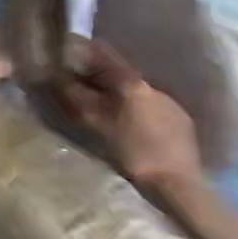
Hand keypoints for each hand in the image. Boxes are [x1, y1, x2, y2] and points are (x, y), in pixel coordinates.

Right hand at [59, 40, 202, 189]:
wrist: (177, 185)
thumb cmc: (130, 150)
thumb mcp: (92, 121)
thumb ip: (73, 93)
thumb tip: (54, 74)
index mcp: (131, 82)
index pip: (102, 53)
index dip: (81, 52)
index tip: (65, 59)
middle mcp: (152, 86)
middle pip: (118, 72)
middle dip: (97, 77)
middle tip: (79, 88)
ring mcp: (171, 104)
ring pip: (135, 90)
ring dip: (117, 94)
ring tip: (104, 110)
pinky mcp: (183, 122)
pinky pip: (151, 106)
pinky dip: (135, 109)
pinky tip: (130, 127)